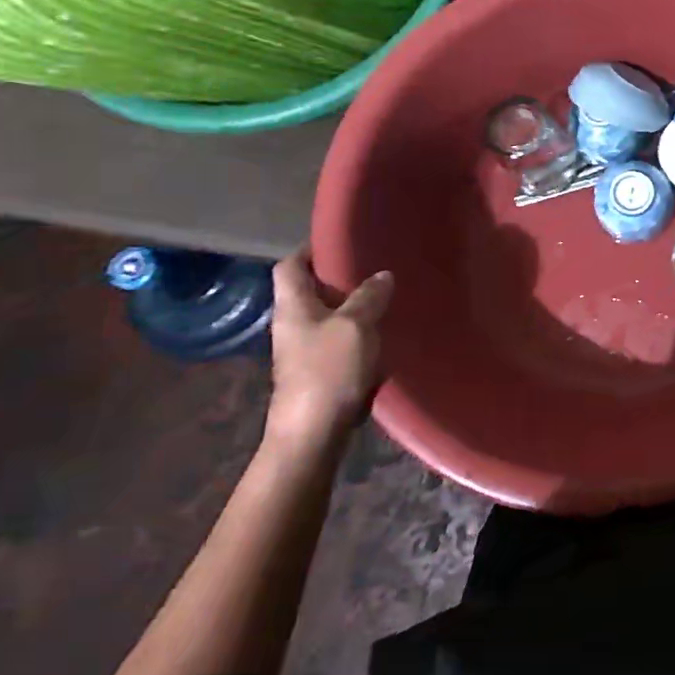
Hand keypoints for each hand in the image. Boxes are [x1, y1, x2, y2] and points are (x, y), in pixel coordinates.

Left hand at [266, 249, 392, 446]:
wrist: (313, 432)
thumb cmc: (328, 370)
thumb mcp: (355, 325)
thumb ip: (369, 297)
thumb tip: (382, 275)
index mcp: (292, 306)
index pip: (289, 266)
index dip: (309, 251)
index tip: (339, 242)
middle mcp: (292, 324)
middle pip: (309, 291)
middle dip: (338, 279)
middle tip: (373, 267)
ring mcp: (303, 350)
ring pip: (327, 316)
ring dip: (351, 307)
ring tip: (384, 297)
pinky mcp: (318, 372)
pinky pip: (337, 340)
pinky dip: (356, 332)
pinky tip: (381, 334)